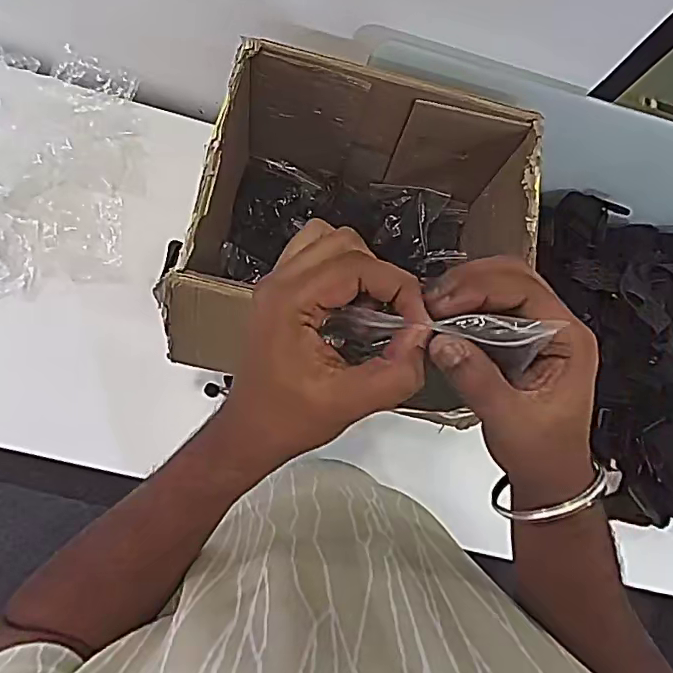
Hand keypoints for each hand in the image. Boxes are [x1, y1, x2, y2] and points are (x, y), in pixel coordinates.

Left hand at [220, 220, 430, 465]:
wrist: (253, 432)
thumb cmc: (283, 418)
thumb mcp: (350, 403)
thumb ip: (396, 372)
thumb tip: (420, 339)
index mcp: (289, 302)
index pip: (358, 264)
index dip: (398, 287)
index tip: (415, 317)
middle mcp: (279, 285)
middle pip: (345, 242)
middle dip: (382, 274)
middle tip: (397, 312)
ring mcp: (277, 286)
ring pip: (329, 240)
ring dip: (362, 266)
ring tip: (373, 306)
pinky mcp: (282, 294)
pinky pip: (317, 257)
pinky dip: (344, 272)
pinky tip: (354, 307)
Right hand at [424, 257, 598, 504]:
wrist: (549, 478)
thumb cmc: (545, 454)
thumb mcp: (508, 419)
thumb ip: (476, 378)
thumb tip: (444, 342)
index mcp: (568, 340)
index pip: (525, 291)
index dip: (481, 289)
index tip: (447, 303)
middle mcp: (556, 330)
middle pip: (513, 278)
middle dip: (470, 282)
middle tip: (434, 299)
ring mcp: (538, 334)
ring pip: (501, 288)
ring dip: (465, 292)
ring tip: (434, 307)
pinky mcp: (518, 343)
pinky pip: (490, 311)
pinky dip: (464, 309)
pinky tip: (444, 318)